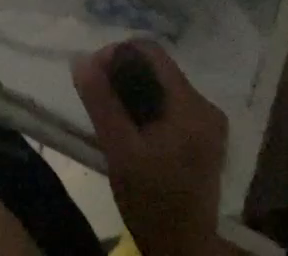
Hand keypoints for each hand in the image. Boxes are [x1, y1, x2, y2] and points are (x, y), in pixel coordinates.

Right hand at [73, 40, 227, 255]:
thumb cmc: (151, 199)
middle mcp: (206, 107)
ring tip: (109, 114)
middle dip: (120, 74)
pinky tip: (127, 128)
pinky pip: (166, 102)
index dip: (116, 54)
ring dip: (129, 90)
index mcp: (192, 107)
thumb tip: (80, 58)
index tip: (92, 76)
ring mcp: (207, 123)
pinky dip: (142, 105)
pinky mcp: (202, 136)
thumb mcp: (119, 149)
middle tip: (96, 98)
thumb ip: (101, 101)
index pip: (151, 52)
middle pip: (155, 67)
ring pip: (158, 84)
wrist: (183, 248)